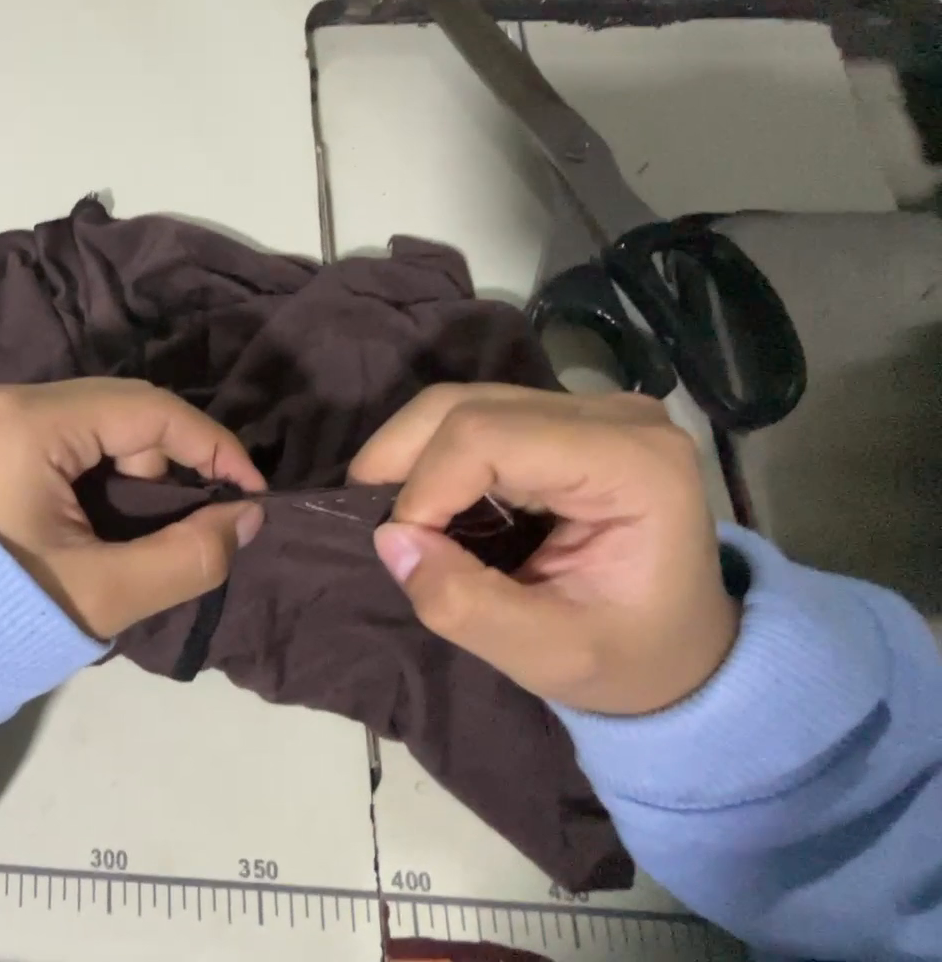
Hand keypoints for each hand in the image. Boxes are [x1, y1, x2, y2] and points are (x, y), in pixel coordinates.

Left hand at [0, 378, 266, 638]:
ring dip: (133, 467)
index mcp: (29, 424)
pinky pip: (69, 433)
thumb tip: (248, 517)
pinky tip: (95, 515)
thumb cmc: (2, 611)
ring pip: (98, 420)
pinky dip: (100, 467)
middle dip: (167, 461)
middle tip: (177, 520)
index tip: (252, 492)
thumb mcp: (105, 593)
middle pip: (123, 408)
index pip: (148, 410)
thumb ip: (189, 556)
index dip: (212, 446)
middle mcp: (8, 400)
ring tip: (120, 530)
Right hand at [349, 384, 735, 715]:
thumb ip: (465, 605)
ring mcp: (584, 411)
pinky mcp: (557, 419)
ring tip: (398, 512)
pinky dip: (426, 454)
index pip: (484, 436)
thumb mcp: (547, 656)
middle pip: (461, 406)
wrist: (678, 649)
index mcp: (632, 465)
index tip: (411, 548)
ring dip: (406, 456)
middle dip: (399, 461)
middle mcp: (613, 418)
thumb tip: (390, 540)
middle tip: (381, 523)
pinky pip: (465, 415)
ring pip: (453, 403)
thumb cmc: (625, 656)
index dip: (426, 487)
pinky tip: (426, 498)